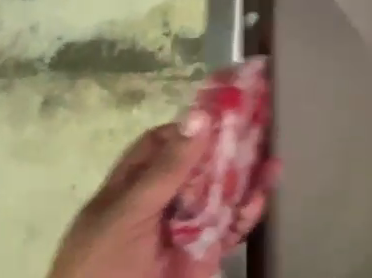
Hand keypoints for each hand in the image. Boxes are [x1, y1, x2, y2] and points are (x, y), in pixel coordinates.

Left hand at [47, 112, 273, 277]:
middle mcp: (160, 203)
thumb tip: (201, 114)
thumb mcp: (127, 215)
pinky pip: (233, 223)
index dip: (192, 126)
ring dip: (248, 176)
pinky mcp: (205, 250)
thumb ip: (167, 169)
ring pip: (223, 191)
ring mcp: (184, 227)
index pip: (163, 144)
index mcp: (130, 191)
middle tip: (264, 123)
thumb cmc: (99, 269)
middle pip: (202, 163)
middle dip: (232, 146)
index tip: (225, 110)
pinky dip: (248, 211)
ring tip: (272, 161)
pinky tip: (259, 198)